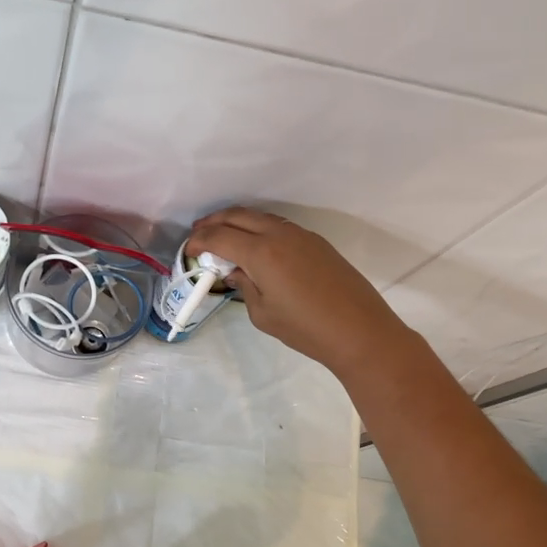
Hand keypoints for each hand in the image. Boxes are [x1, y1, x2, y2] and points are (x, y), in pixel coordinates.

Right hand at [186, 207, 408, 377]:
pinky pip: (278, 226)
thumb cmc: (306, 329)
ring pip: (260, 217)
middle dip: (214, 222)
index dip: (199, 241)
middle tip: (199, 233)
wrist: (358, 330)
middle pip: (238, 216)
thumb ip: (245, 286)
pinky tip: (254, 244)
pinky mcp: (316, 242)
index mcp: (261, 253)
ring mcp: (300, 235)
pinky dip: (258, 228)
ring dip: (237, 222)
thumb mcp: (263, 314)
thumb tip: (238, 272)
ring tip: (223, 235)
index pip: (220, 237)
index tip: (188, 251)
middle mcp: (279, 235)